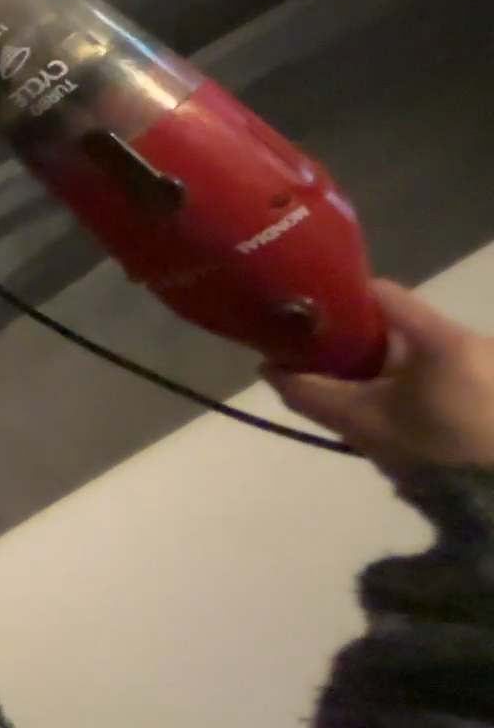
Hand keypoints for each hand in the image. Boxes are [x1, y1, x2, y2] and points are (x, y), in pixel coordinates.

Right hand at [265, 280, 493, 469]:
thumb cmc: (429, 448)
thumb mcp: (355, 420)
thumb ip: (304, 390)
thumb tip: (268, 367)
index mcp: (442, 339)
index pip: (377, 292)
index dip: (336, 299)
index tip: (306, 318)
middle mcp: (474, 341)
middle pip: (394, 323)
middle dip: (354, 340)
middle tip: (323, 363)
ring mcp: (490, 364)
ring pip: (415, 347)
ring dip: (381, 362)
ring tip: (356, 389)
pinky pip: (440, 366)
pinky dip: (408, 377)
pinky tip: (394, 404)